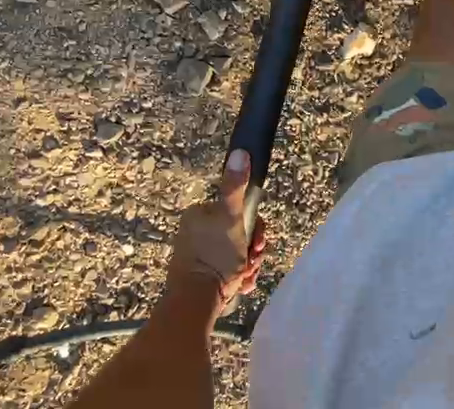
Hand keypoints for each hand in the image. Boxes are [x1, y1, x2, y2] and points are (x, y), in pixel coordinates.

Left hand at [166, 149, 267, 319]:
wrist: (196, 303)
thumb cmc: (215, 256)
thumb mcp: (230, 217)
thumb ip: (235, 186)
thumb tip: (240, 151)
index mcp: (198, 215)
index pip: (237, 210)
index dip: (253, 224)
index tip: (257, 239)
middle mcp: (196, 233)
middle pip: (239, 233)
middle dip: (251, 248)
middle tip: (253, 259)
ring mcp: (198, 257)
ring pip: (236, 253)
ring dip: (248, 264)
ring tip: (246, 276)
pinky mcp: (201, 278)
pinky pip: (228, 271)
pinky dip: (239, 278)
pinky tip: (240, 285)